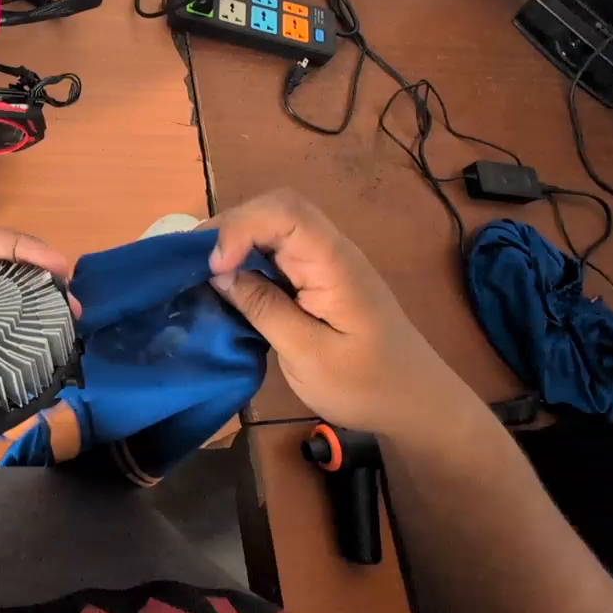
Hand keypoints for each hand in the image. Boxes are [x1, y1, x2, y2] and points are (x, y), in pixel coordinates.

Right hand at [206, 189, 462, 434]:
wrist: (419, 403)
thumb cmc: (368, 386)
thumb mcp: (310, 357)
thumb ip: (264, 310)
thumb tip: (221, 274)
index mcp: (334, 262)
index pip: (285, 211)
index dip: (241, 226)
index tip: (215, 266)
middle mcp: (329, 250)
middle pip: (275, 209)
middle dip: (231, 226)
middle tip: (194, 260)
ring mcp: (324, 262)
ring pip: (273, 225)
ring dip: (236, 239)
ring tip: (202, 266)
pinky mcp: (317, 277)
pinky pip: (277, 250)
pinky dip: (247, 256)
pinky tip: (227, 278)